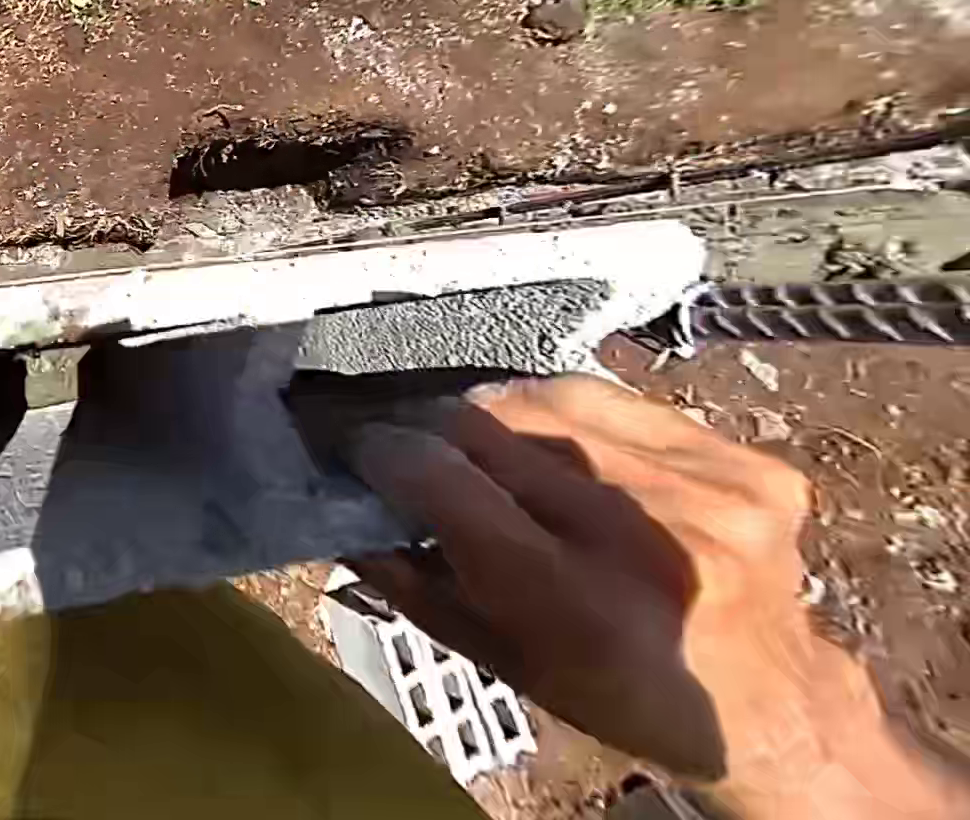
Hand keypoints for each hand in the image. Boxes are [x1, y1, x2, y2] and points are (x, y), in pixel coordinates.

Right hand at [345, 374, 967, 818]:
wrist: (772, 706)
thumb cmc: (598, 686)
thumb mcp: (478, 646)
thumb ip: (393, 569)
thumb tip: (329, 495)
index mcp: (572, 602)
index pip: (440, 477)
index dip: (380, 450)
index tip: (354, 447)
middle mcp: (645, 538)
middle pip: (479, 424)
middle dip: (418, 424)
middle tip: (398, 439)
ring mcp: (708, 492)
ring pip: (529, 398)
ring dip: (477, 413)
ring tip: (468, 440)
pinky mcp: (745, 463)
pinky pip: (598, 395)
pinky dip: (545, 405)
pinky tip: (541, 434)